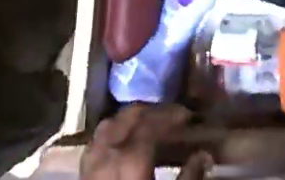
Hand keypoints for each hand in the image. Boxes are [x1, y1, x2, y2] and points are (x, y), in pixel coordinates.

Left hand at [81, 104, 208, 179]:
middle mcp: (107, 156)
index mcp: (131, 161)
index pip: (150, 123)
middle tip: (171, 117)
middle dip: (150, 112)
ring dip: (127, 120)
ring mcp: (90, 167)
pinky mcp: (82, 179)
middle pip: (127, 119)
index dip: (170, 115)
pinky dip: (110, 136)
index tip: (188, 116)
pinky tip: (122, 146)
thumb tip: (203, 155)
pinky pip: (95, 146)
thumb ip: (188, 179)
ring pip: (107, 127)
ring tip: (148, 125)